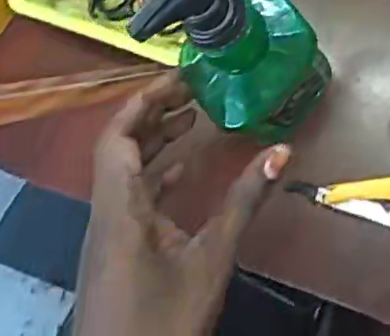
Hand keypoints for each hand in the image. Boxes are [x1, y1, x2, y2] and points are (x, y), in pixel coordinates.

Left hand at [78, 73, 289, 335]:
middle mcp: (106, 214)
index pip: (118, 134)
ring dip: (156, 140)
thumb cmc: (161, 324)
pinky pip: (131, 196)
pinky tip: (184, 171)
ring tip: (193, 118)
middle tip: (195, 90)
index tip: (183, 78)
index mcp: (119, 208)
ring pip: (125, 170)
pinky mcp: (116, 253)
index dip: (146, 99)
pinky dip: (157, 173)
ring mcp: (108, 235)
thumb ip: (244, 201)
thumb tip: (282, 150)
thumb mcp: (210, 260)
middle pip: (120, 146)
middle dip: (156, 112)